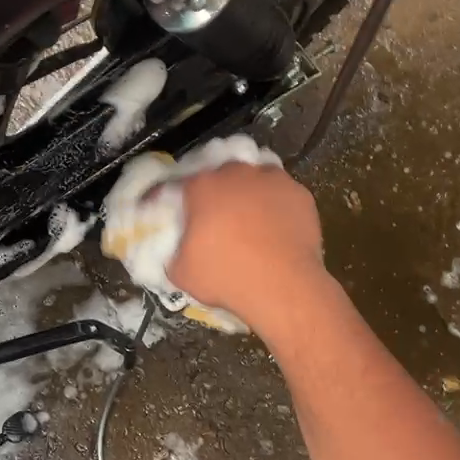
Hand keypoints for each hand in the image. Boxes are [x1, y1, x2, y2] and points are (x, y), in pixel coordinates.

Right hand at [166, 163, 331, 338]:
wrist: (283, 286)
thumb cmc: (225, 276)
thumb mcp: (180, 272)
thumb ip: (171, 250)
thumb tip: (175, 245)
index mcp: (201, 186)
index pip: (173, 186)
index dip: (163, 200)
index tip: (160, 211)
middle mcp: (236, 173)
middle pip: (217, 176)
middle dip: (210, 194)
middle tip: (209, 218)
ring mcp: (272, 179)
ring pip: (251, 180)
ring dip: (244, 195)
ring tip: (244, 220)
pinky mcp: (299, 193)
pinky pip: (278, 194)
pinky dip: (272, 206)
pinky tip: (271, 227)